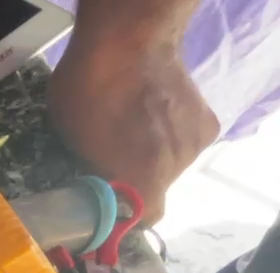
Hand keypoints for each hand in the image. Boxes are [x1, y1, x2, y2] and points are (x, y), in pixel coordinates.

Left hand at [48, 23, 217, 223]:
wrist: (130, 42)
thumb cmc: (88, 97)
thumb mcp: (72, 149)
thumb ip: (92, 178)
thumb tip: (92, 201)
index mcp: (146, 174)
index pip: (144, 220)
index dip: (119, 223)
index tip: (98, 219)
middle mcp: (180, 161)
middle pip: (152, 196)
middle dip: (126, 193)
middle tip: (100, 179)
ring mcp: (198, 140)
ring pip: (166, 174)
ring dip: (143, 168)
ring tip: (119, 149)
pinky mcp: (207, 121)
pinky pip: (178, 151)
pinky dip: (159, 149)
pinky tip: (140, 133)